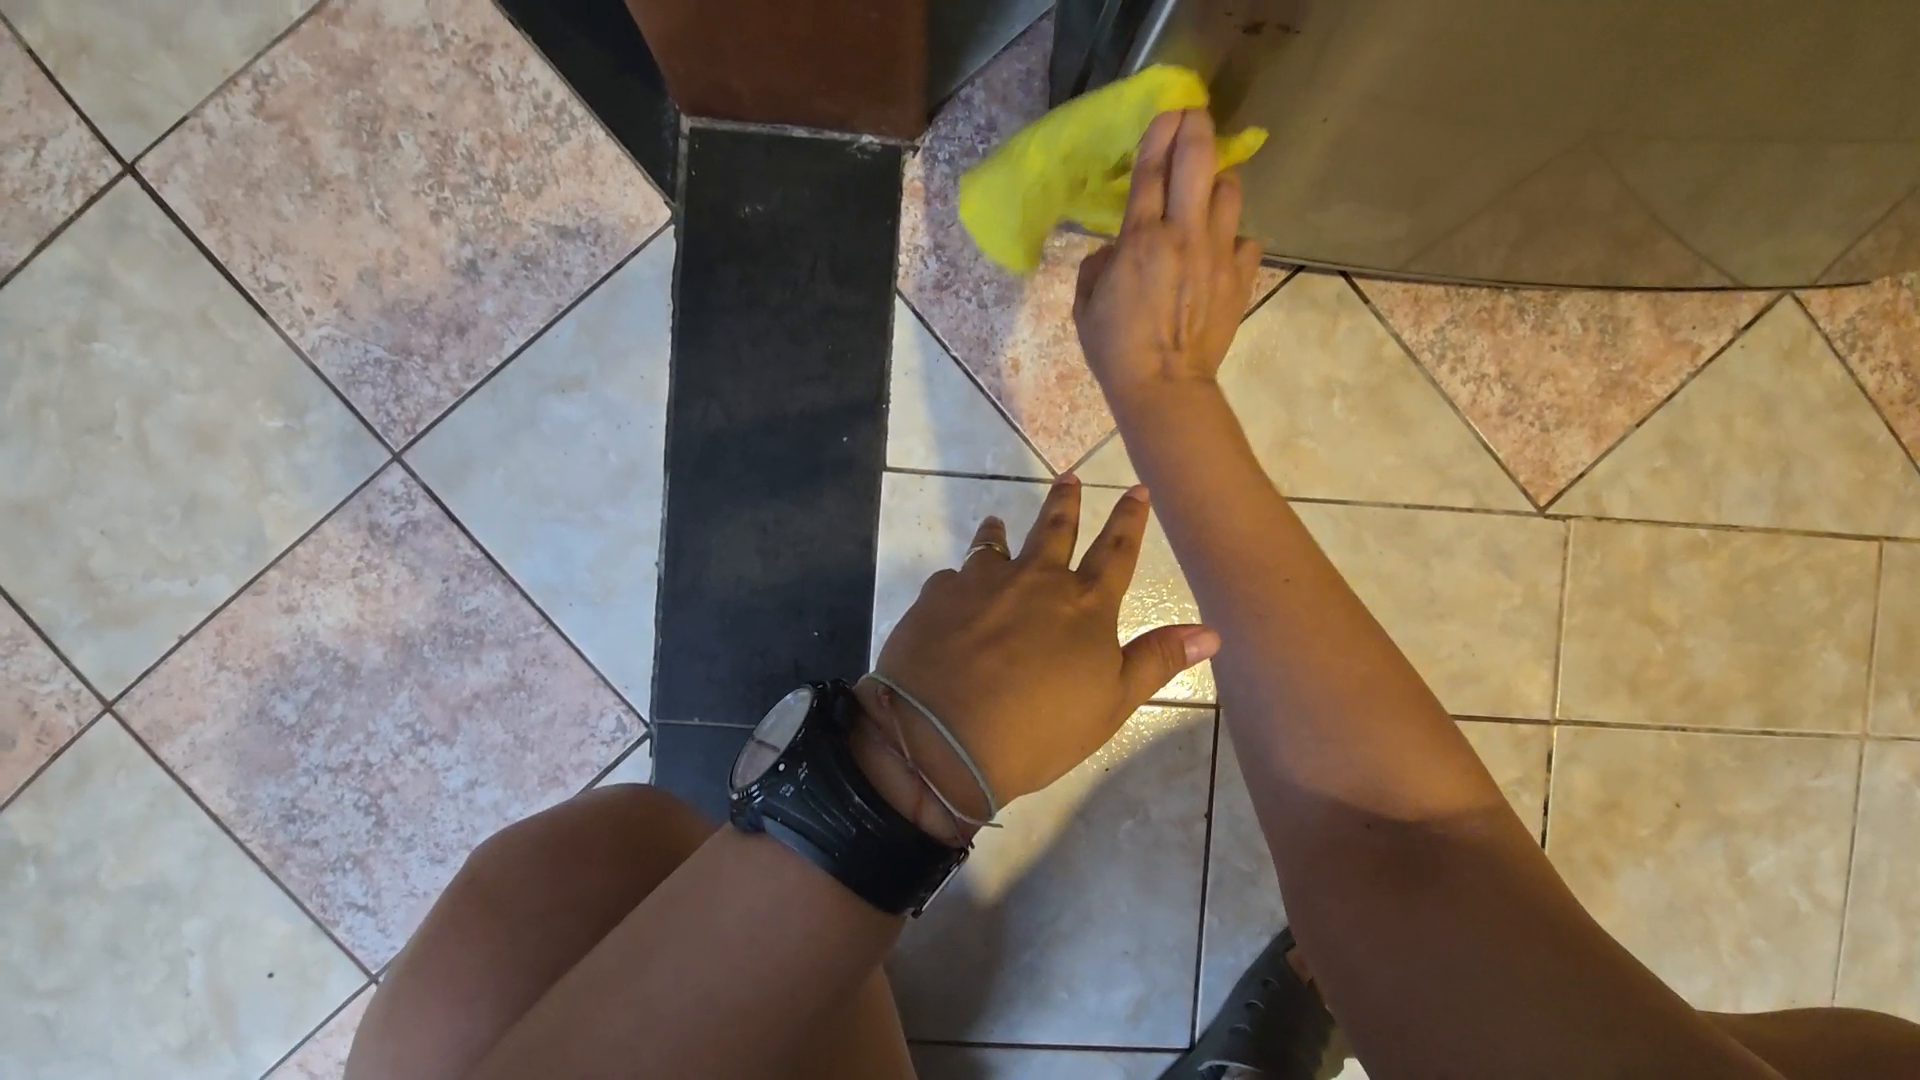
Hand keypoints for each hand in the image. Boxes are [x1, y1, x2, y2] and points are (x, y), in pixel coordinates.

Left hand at [862, 477, 1219, 821]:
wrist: (946, 737)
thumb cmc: (1041, 728)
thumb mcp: (1112, 703)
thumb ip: (1156, 660)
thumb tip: (1210, 631)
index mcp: (1084, 604)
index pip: (1116, 551)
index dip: (1130, 519)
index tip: (1137, 489)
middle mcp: (1035, 579)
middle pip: (1055, 529)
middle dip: (1066, 502)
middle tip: (1069, 477)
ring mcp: (982, 582)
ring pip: (996, 543)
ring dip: (1001, 530)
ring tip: (998, 521)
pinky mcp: (938, 595)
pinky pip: (952, 576)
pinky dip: (958, 579)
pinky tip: (953, 590)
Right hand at [1073, 109, 1262, 408]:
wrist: (1165, 387)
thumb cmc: (1115, 350)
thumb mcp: (1085, 306)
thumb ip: (1098, 265)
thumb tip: (1117, 250)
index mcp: (1140, 238)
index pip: (1152, 167)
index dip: (1160, 131)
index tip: (1168, 110)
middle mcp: (1183, 233)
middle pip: (1198, 160)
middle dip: (1198, 128)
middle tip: (1195, 117)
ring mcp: (1217, 253)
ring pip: (1230, 191)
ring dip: (1218, 181)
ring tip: (1208, 189)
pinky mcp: (1240, 277)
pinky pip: (1246, 239)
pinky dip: (1233, 237)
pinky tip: (1220, 250)